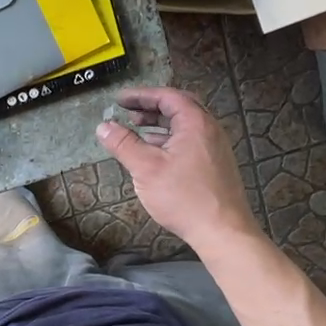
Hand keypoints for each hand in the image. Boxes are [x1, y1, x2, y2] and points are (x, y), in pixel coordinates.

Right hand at [95, 86, 260, 252]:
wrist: (222, 230)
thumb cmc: (183, 196)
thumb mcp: (145, 168)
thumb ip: (123, 144)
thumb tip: (103, 126)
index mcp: (195, 123)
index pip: (168, 96)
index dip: (141, 96)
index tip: (119, 100)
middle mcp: (209, 130)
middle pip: (179, 107)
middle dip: (152, 107)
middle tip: (128, 112)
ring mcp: (215, 148)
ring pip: (185, 126)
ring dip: (160, 124)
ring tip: (137, 130)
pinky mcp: (215, 165)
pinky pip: (190, 141)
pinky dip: (170, 139)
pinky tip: (156, 153)